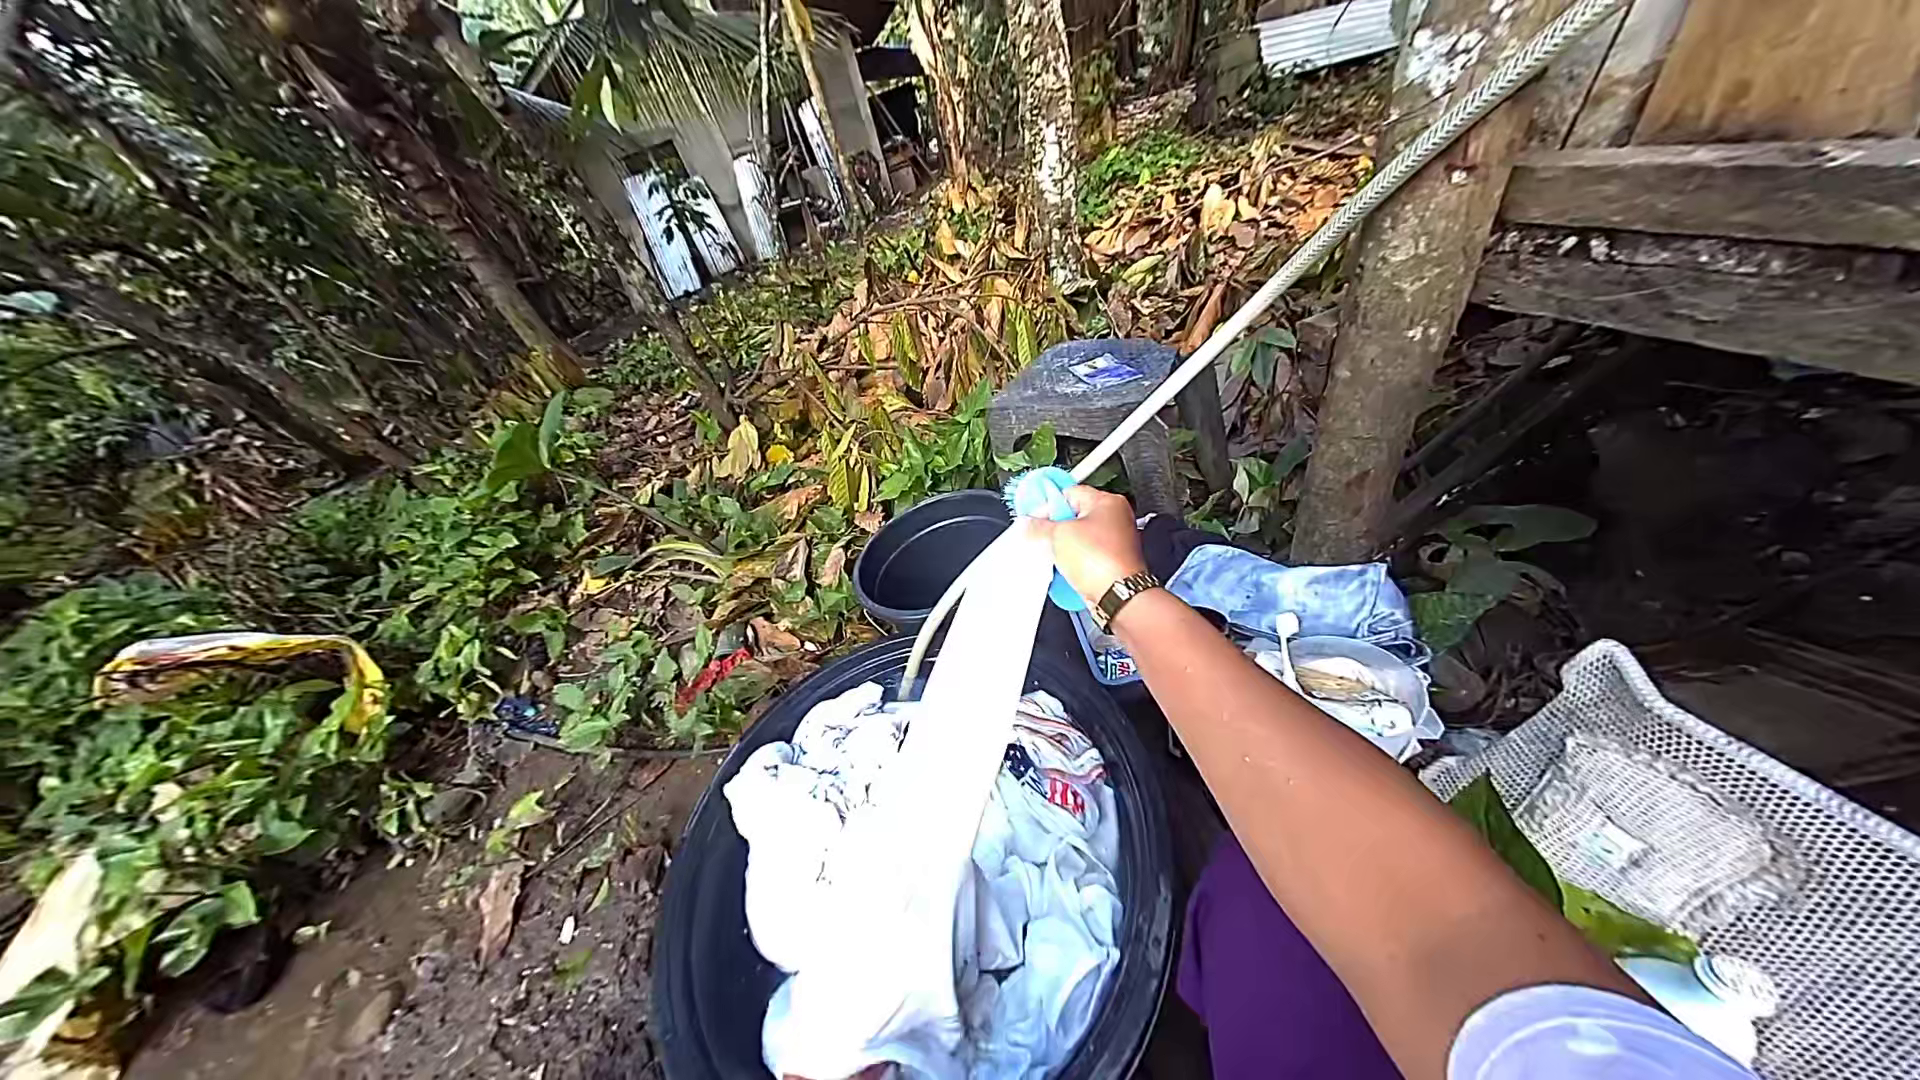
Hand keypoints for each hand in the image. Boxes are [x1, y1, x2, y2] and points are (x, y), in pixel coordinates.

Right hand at [1025, 485, 1146, 605]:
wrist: (1116, 596)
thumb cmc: (1101, 562)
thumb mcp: (1058, 535)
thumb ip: (1038, 526)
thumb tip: (1028, 523)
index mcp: (1107, 502)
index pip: (1069, 493)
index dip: (1047, 506)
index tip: (1033, 519)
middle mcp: (1115, 519)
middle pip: (1073, 517)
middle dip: (1054, 529)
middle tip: (1044, 538)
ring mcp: (1115, 543)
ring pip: (1078, 539)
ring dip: (1063, 548)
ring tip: (1056, 557)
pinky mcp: (1110, 563)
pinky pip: (1085, 558)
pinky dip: (1073, 562)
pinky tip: (1065, 570)